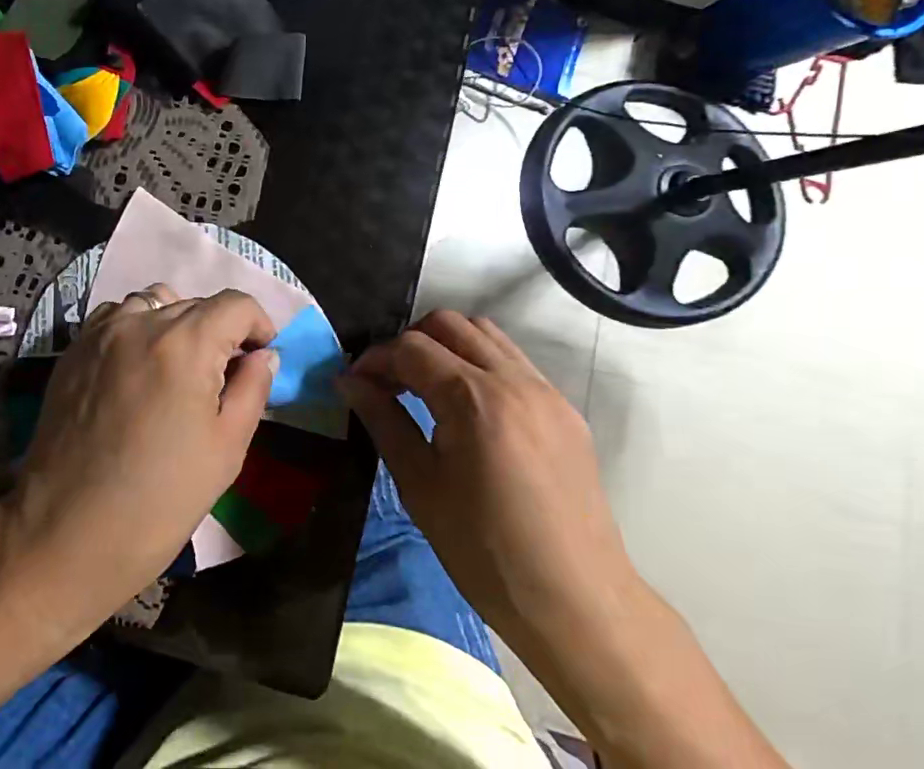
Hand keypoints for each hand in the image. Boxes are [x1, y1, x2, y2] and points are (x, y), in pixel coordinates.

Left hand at [7, 285, 277, 617]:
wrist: (70, 526)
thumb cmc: (161, 496)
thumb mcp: (226, 448)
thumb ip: (251, 389)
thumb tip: (263, 355)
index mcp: (183, 342)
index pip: (234, 304)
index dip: (258, 325)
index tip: (260, 357)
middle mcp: (138, 322)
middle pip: (192, 303)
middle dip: (217, 330)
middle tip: (221, 377)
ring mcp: (98, 333)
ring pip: (149, 303)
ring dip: (173, 323)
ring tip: (177, 369)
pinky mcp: (72, 350)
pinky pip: (113, 319)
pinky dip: (135, 329)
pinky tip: (137, 370)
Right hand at [337, 310, 637, 651]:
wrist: (574, 599)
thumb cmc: (482, 546)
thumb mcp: (418, 482)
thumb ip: (383, 419)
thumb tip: (349, 381)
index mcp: (475, 400)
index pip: (411, 348)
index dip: (373, 359)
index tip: (353, 383)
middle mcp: (516, 382)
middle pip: (451, 325)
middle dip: (409, 342)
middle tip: (386, 381)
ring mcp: (548, 395)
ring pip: (487, 336)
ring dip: (446, 347)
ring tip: (422, 387)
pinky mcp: (565, 413)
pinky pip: (514, 363)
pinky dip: (478, 365)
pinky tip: (462, 407)